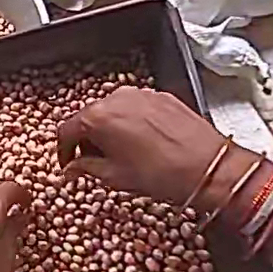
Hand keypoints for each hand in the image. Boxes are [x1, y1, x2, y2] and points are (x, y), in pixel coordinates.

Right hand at [56, 86, 226, 204]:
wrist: (209, 167)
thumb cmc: (161, 173)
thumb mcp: (114, 176)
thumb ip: (87, 167)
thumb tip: (74, 167)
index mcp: (97, 117)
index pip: (66, 130)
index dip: (64, 150)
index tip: (68, 163)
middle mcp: (116, 99)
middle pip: (88, 117)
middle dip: (86, 139)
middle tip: (91, 160)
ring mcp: (140, 95)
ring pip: (112, 111)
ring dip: (108, 129)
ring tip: (118, 153)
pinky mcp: (160, 97)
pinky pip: (134, 108)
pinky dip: (130, 122)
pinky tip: (139, 142)